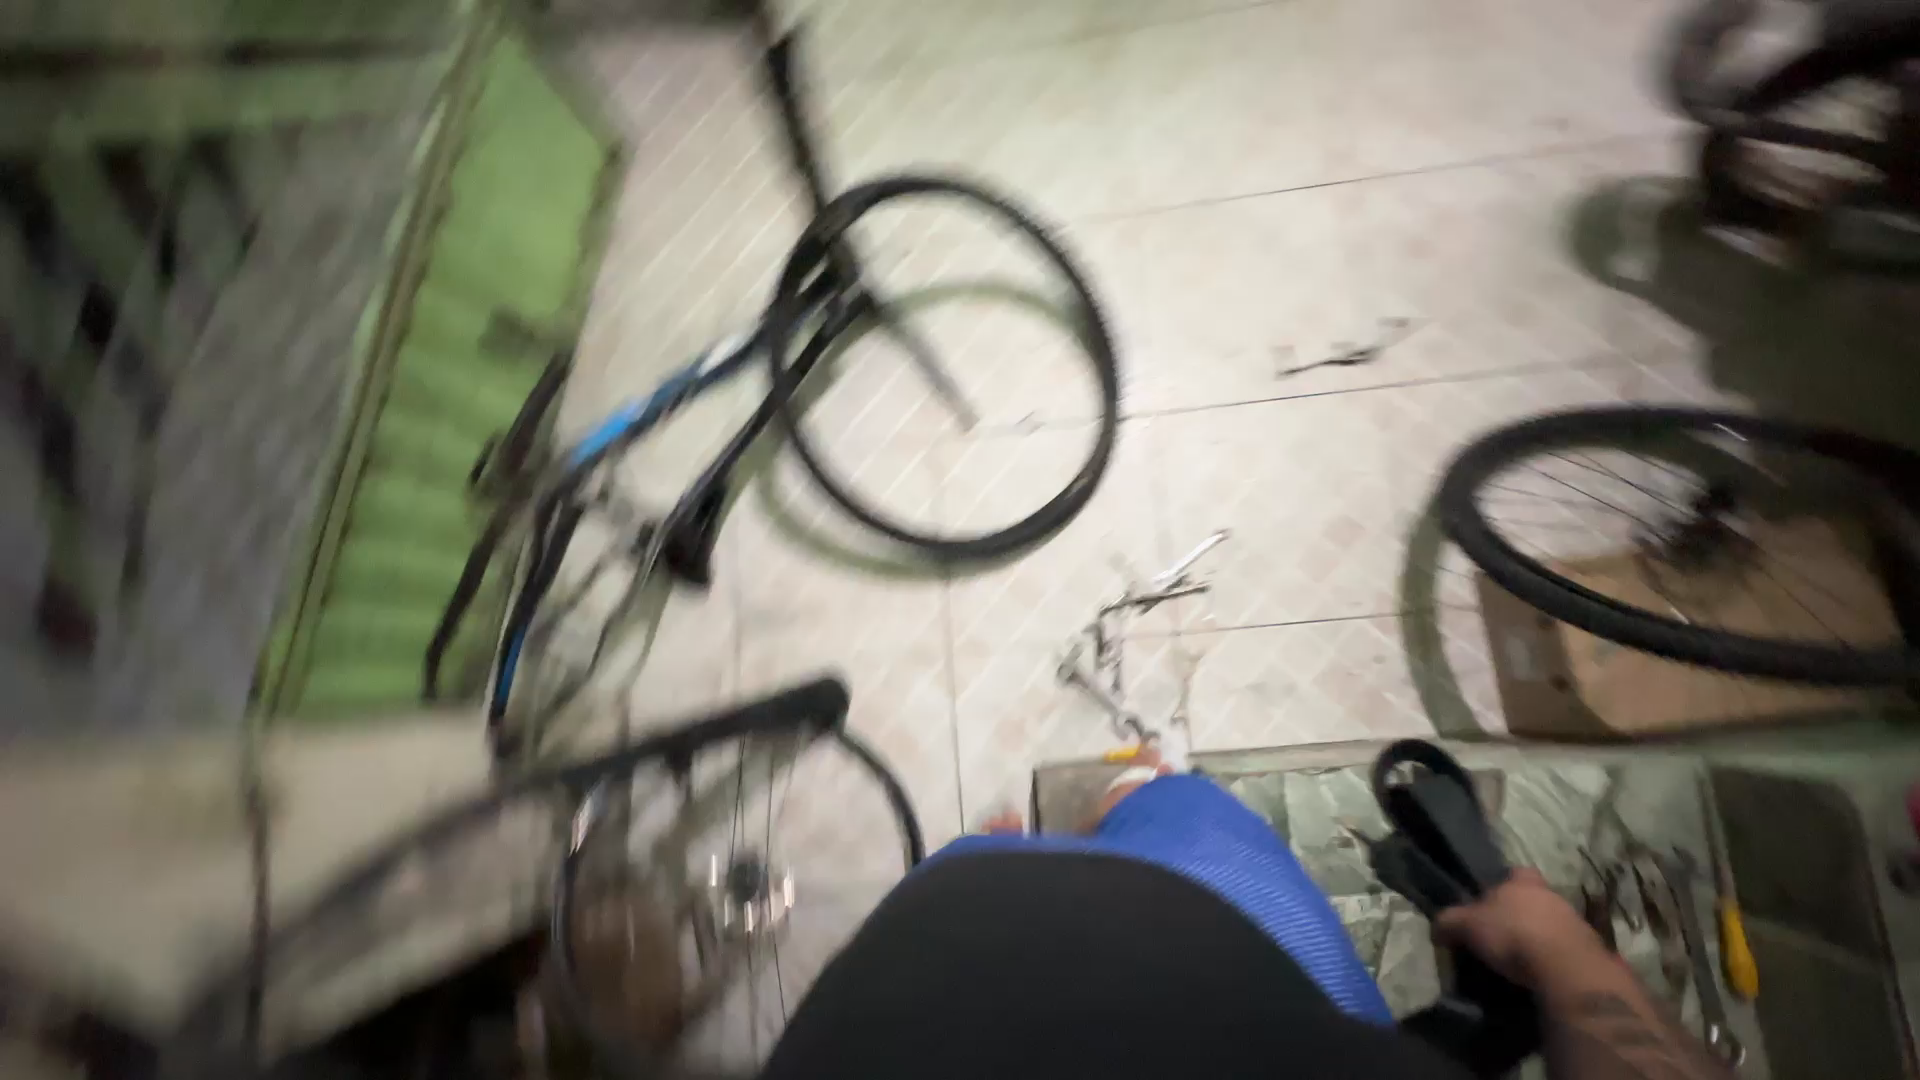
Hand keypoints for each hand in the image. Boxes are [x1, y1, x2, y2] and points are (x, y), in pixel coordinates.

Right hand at [1433, 869, 1605, 986]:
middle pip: (1538, 899)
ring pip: (1558, 925)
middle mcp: (1555, 897)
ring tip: (1526, 958)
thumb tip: (1436, 928)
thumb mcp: (1467, 926)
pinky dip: (1560, 959)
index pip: (1518, 872)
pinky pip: (1573, 952)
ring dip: (1545, 937)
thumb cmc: (1513, 934)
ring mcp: (1581, 926)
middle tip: (1507, 931)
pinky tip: (1547, 974)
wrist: (1569, 971)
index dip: (1507, 883)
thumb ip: (1449, 922)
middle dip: (1525, 912)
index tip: (1495, 900)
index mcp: (1524, 883)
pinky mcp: (1598, 955)